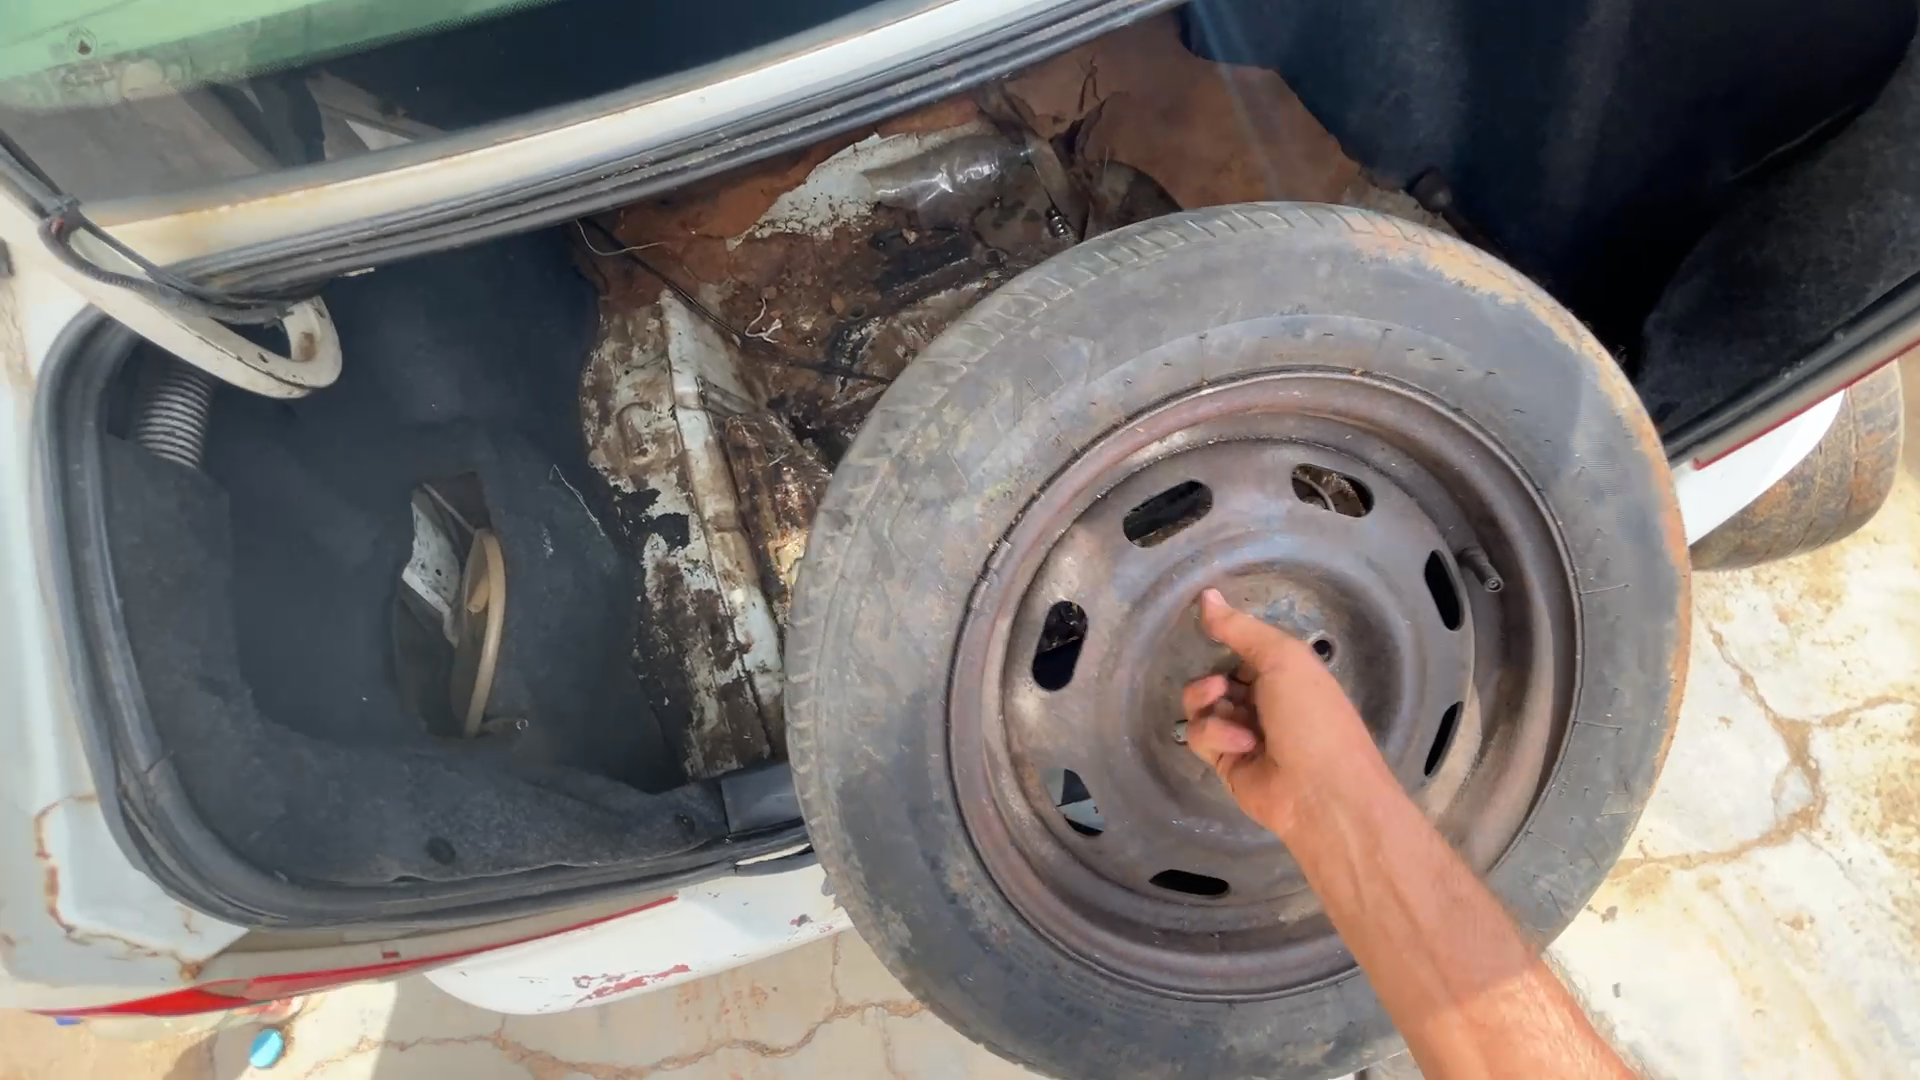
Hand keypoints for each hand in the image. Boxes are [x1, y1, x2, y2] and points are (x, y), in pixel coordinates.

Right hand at [1180, 589, 1385, 834]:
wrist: (1322, 793)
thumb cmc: (1313, 716)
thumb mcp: (1282, 658)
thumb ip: (1239, 628)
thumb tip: (1205, 593)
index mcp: (1284, 674)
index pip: (1241, 649)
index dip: (1227, 643)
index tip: (1209, 631)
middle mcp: (1261, 700)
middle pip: (1213, 675)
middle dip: (1213, 678)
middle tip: (1223, 687)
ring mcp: (1240, 731)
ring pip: (1199, 703)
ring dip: (1210, 704)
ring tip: (1234, 717)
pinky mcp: (1223, 760)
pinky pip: (1198, 734)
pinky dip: (1215, 734)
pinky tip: (1241, 745)